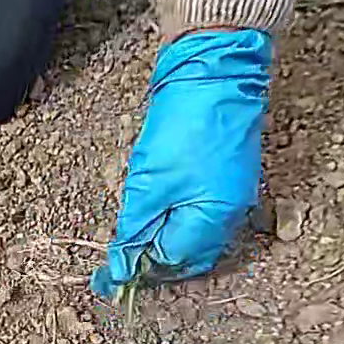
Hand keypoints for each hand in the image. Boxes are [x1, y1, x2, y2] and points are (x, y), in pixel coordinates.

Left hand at [90, 28, 272, 298]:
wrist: (215, 73)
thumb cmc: (184, 125)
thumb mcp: (149, 184)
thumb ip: (135, 230)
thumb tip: (122, 268)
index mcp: (213, 221)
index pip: (172, 262)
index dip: (139, 267)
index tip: (110, 271)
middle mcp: (229, 217)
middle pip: (185, 256)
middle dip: (152, 256)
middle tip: (121, 250)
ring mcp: (233, 199)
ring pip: (192, 236)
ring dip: (162, 237)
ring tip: (136, 224)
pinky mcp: (229, 181)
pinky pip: (201, 215)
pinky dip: (177, 218)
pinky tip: (159, 205)